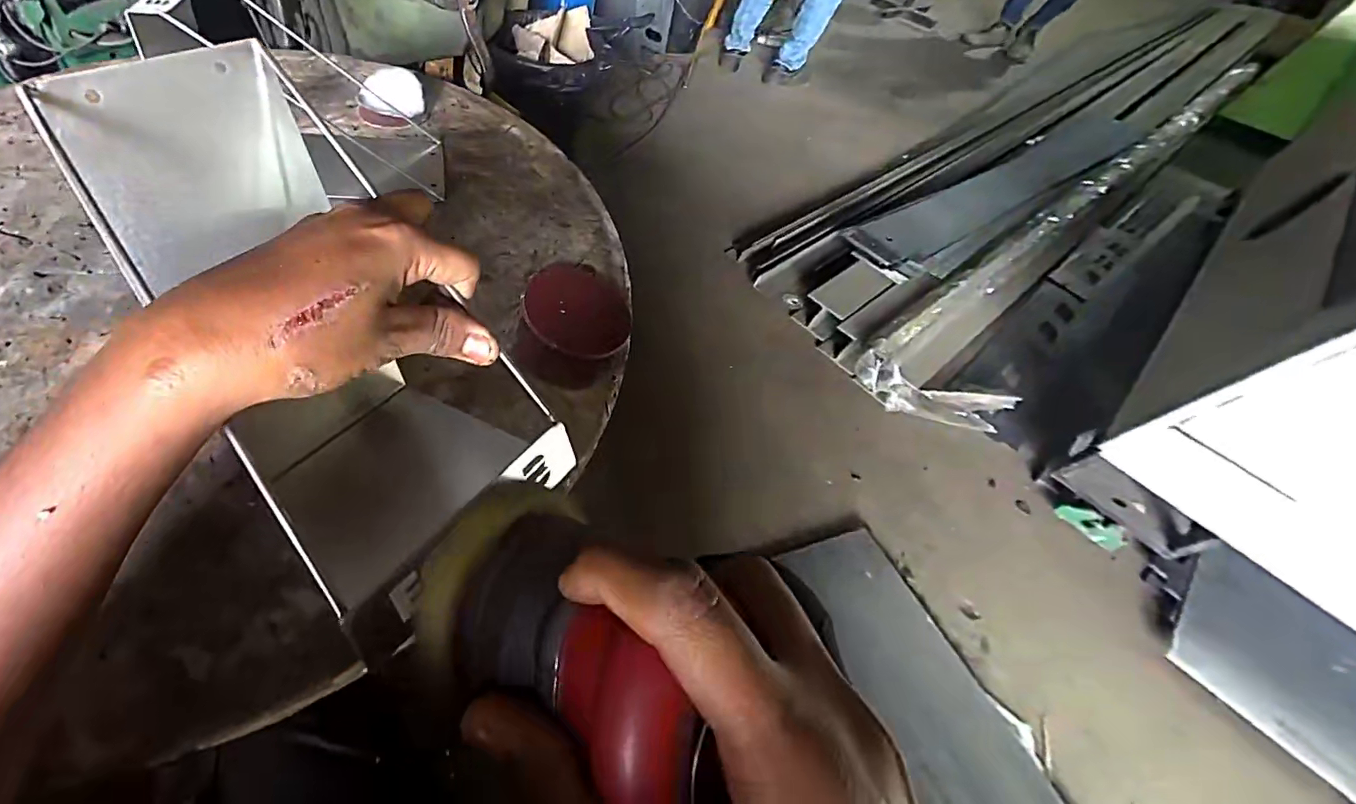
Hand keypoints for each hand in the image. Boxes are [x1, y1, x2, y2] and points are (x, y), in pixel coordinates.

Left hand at [115, 191, 498, 423]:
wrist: (209, 337)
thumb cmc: (303, 341)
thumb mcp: (381, 341)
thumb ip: (440, 333)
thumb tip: (488, 343)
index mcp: (397, 239)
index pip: (459, 261)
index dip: (464, 299)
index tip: (452, 329)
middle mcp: (368, 217)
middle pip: (425, 222)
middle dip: (435, 260)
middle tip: (422, 305)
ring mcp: (331, 221)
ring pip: (387, 224)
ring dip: (402, 256)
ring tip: (386, 306)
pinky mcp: (303, 233)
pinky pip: (354, 233)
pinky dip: (368, 256)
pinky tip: (347, 298)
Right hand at [463, 548, 913, 803]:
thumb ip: (562, 787)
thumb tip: (489, 714)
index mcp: (785, 741)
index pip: (695, 608)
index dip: (622, 573)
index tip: (573, 582)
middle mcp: (834, 711)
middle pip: (744, 586)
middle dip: (667, 585)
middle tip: (612, 630)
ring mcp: (861, 721)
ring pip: (775, 612)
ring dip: (705, 617)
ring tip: (656, 680)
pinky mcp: (866, 739)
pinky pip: (794, 656)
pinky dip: (738, 656)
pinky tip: (707, 726)